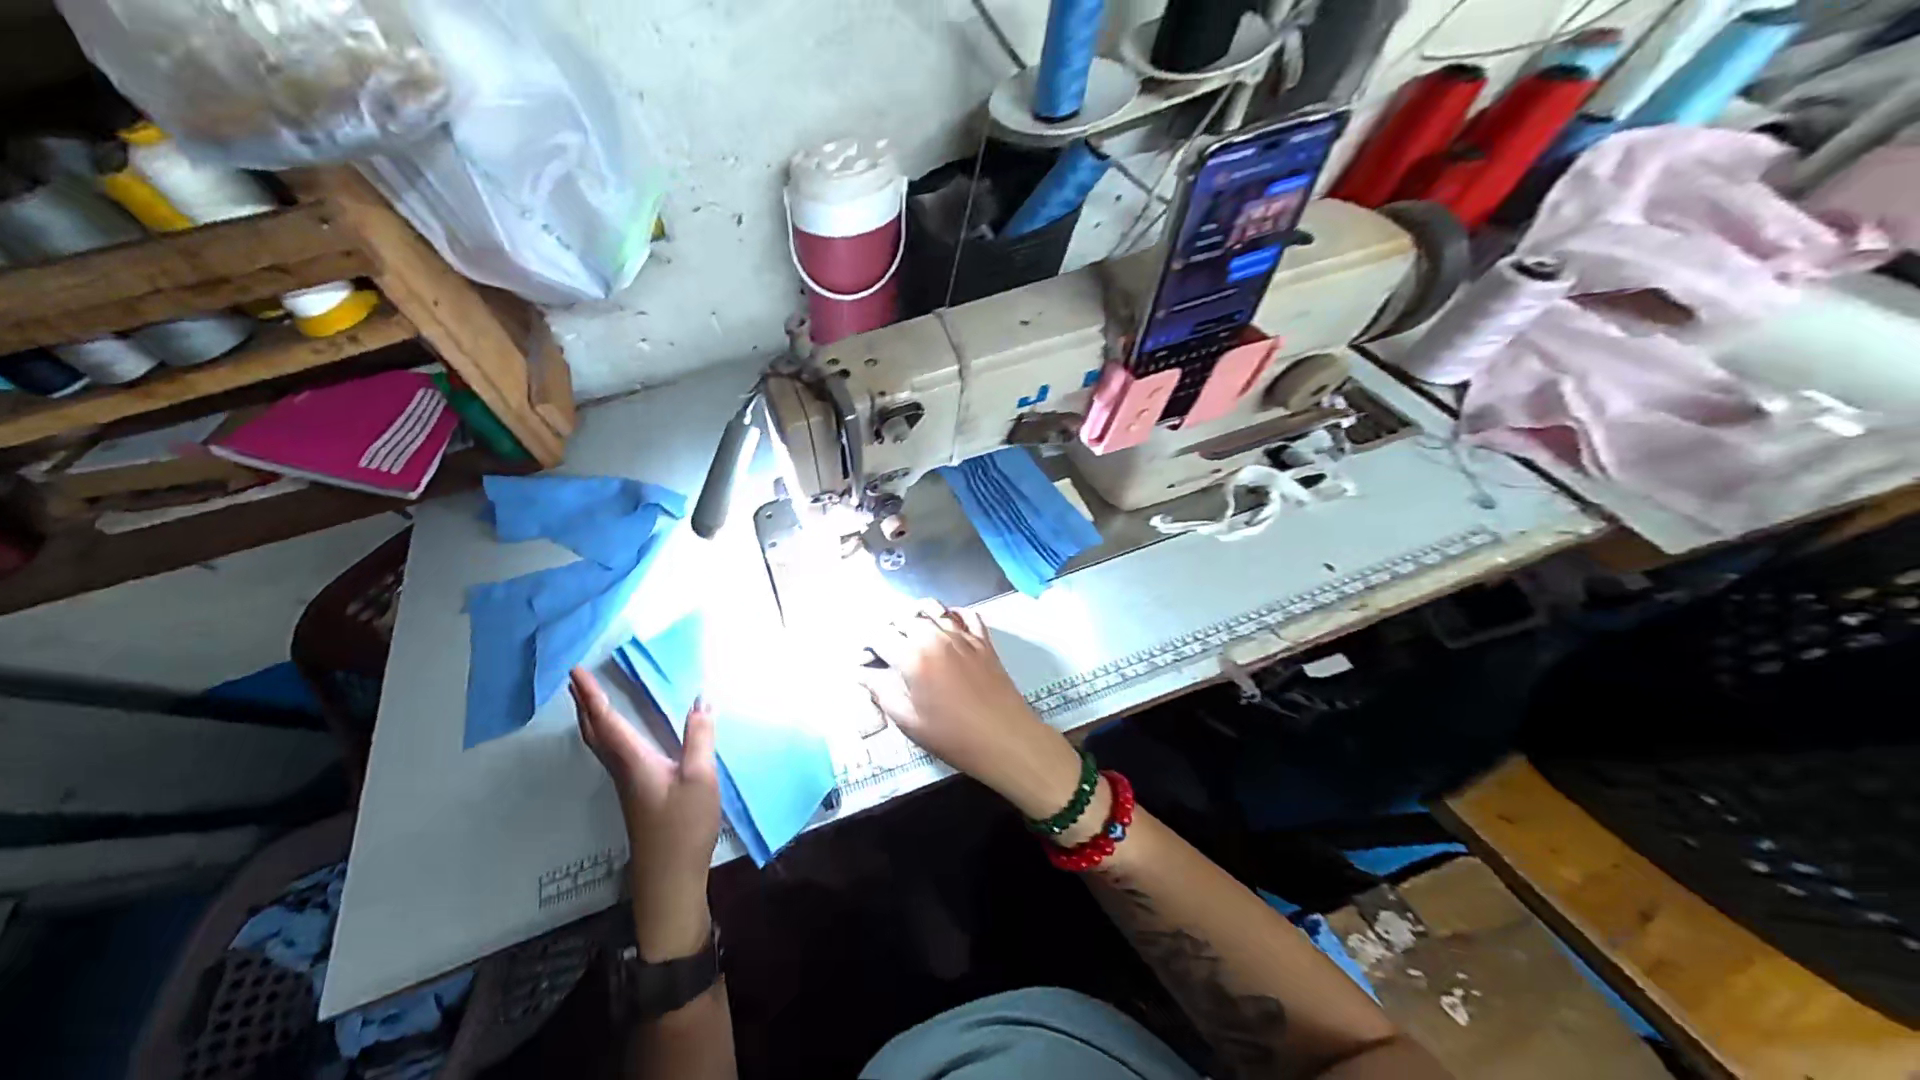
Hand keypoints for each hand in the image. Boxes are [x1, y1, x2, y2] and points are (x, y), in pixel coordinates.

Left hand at [571, 667, 720, 961]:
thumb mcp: (699, 778)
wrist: (670, 878)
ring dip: (595, 719)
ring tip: (596, 700)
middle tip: (579, 681)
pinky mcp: (638, 795)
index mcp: (633, 761)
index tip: (576, 671)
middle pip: (596, 733)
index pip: (606, 721)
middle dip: (586, 705)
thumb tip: (701, 699)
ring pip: (602, 745)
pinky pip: (616, 754)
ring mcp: (629, 785)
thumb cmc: (683, 826)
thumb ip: (699, 737)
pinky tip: (626, 735)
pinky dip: (610, 734)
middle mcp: (624, 770)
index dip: (591, 696)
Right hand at [858, 603, 1083, 822]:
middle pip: (904, 617)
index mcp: (912, 656)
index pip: (880, 635)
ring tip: (911, 634)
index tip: (868, 659)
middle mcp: (935, 637)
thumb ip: (881, 690)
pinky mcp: (983, 640)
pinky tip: (946, 625)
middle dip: (890, 629)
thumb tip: (863, 672)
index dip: (869, 645)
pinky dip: (951, 614)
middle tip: (886, 649)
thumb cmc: (952, 736)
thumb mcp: (908, 720)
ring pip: (933, 609)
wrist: (1005, 738)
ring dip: (917, 617)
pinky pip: (965, 614)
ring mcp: (962, 635)